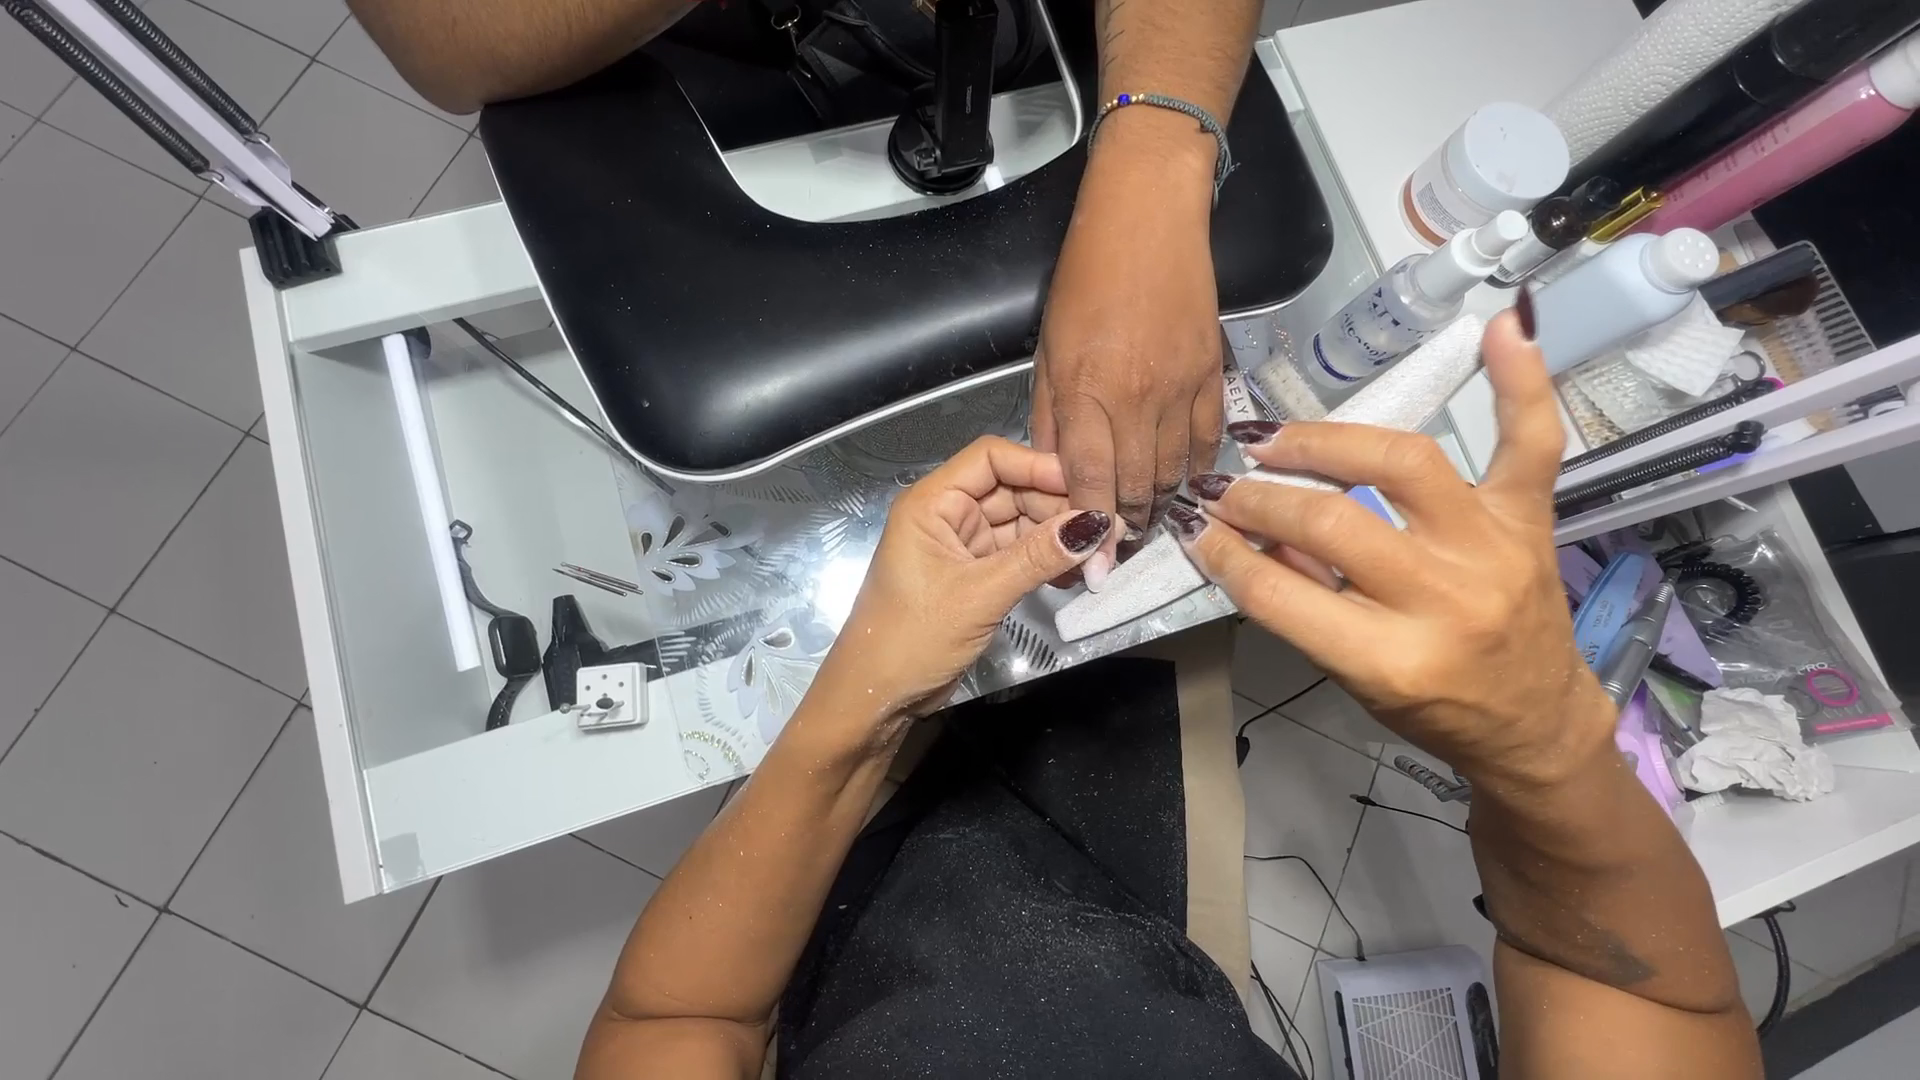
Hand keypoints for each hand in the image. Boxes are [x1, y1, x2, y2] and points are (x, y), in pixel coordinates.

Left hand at [817, 436, 1111, 719]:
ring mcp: (963, 546)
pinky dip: (1047, 563)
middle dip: (1060, 510)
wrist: (876, 698)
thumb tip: (1096, 524)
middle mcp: (948, 515)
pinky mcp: (975, 576)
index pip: (992, 458)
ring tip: (1104, 556)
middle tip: (1111, 533)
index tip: (1087, 487)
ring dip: (1060, 539)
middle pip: (1014, 490)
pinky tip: (1078, 574)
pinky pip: (1019, 555)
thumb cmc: (911, 638)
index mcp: (932, 502)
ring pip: (1022, 525)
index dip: (1040, 466)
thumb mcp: (979, 595)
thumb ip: (1037, 557)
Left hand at [1033, 109, 1223, 582]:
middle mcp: (1136, 402)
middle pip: (1136, 489)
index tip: (1092, 568)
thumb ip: (1052, 415)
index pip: (1089, 484)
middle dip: (1126, 528)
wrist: (1149, 217)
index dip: (1090, 532)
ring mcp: (1182, 390)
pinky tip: (1185, 485)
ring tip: (1147, 523)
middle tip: (1118, 549)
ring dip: (1160, 505)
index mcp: (1086, 395)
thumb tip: (1054, 470)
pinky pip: (1209, 442)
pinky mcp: (1214, 376)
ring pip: (1174, 473)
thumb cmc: (1085, 280)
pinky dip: (1197, 470)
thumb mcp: (1048, 350)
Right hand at [1172, 306, 1614, 788]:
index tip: (1191, 525)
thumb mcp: (1348, 676)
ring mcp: (1495, 549)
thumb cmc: (1430, 710)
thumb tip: (1242, 533)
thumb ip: (1298, 599)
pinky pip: (1532, 444)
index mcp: (1393, 659)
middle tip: (1220, 487)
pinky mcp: (1530, 522)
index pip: (1278, 592)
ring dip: (1325, 442)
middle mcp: (1446, 599)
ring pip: (1402, 464)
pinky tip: (1505, 325)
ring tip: (1274, 438)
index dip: (1221, 553)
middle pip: (1330, 521)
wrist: (1534, 723)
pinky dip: (1521, 383)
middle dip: (1258, 499)